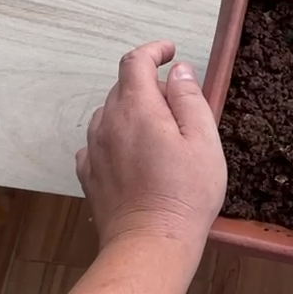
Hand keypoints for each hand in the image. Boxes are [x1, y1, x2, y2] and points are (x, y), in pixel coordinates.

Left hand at [75, 40, 226, 248]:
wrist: (151, 243)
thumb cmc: (186, 192)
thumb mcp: (203, 139)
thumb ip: (189, 98)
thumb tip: (179, 70)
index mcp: (138, 109)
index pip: (135, 62)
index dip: (153, 50)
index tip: (171, 52)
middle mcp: (108, 123)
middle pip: (123, 87)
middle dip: (149, 84)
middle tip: (179, 104)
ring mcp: (93, 149)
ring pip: (110, 113)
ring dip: (133, 110)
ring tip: (160, 131)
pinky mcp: (89, 173)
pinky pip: (100, 141)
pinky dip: (117, 136)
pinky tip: (136, 154)